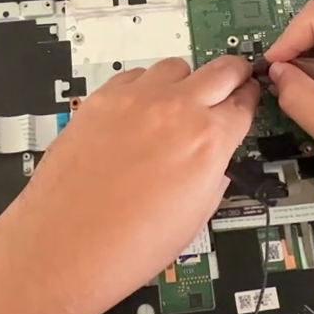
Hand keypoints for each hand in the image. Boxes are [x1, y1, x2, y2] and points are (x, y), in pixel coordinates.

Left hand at [0, 56, 258, 313]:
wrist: (62, 247)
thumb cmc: (129, 247)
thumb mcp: (196, 217)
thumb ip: (213, 172)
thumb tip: (215, 154)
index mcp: (208, 142)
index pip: (245, 103)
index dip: (251, 102)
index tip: (249, 101)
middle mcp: (177, 109)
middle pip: (223, 69)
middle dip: (234, 76)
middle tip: (232, 86)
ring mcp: (137, 98)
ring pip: (177, 66)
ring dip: (186, 81)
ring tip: (177, 106)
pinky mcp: (102, 97)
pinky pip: (136, 76)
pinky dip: (145, 88)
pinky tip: (138, 114)